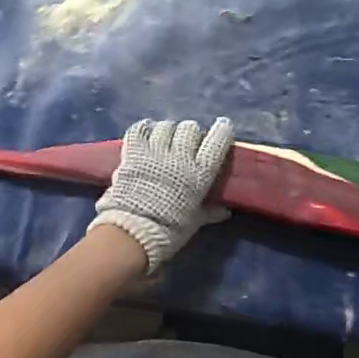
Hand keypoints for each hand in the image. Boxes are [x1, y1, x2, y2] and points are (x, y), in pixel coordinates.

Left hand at [89, 117, 233, 273]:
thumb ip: (209, 212)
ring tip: (165, 136)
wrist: (134, 230)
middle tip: (186, 140)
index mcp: (200, 173)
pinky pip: (138, 130)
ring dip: (167, 130)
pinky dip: (143, 127)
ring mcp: (155, 153)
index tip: (222, 126)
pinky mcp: (133, 153)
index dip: (222, 131)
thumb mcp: (194, 222)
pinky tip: (145, 129)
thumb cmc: (169, 229)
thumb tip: (225, 210)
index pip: (218, 141)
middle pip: (189, 129)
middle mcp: (180, 157)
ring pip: (165, 127)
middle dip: (190, 132)